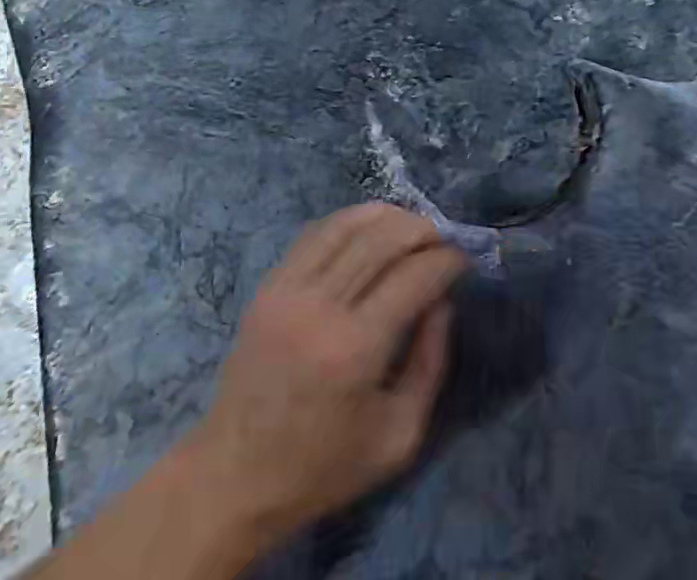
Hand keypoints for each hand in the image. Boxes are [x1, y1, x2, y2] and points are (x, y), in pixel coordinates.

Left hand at [179, 203, 467, 549]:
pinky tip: (369, 230)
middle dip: (422, 230)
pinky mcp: (266, 288)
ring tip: (412, 228)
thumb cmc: (323, 467)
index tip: (464, 261)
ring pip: (345, 226)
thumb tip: (441, 301)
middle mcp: (318, 308)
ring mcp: (286, 292)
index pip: (414, 276)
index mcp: (355, 349)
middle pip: (381, 238)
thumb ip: (430, 361)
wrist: (232, 478)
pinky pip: (313, 235)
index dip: (447, 260)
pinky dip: (349, 223)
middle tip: (442, 241)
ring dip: (387, 218)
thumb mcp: (399, 434)